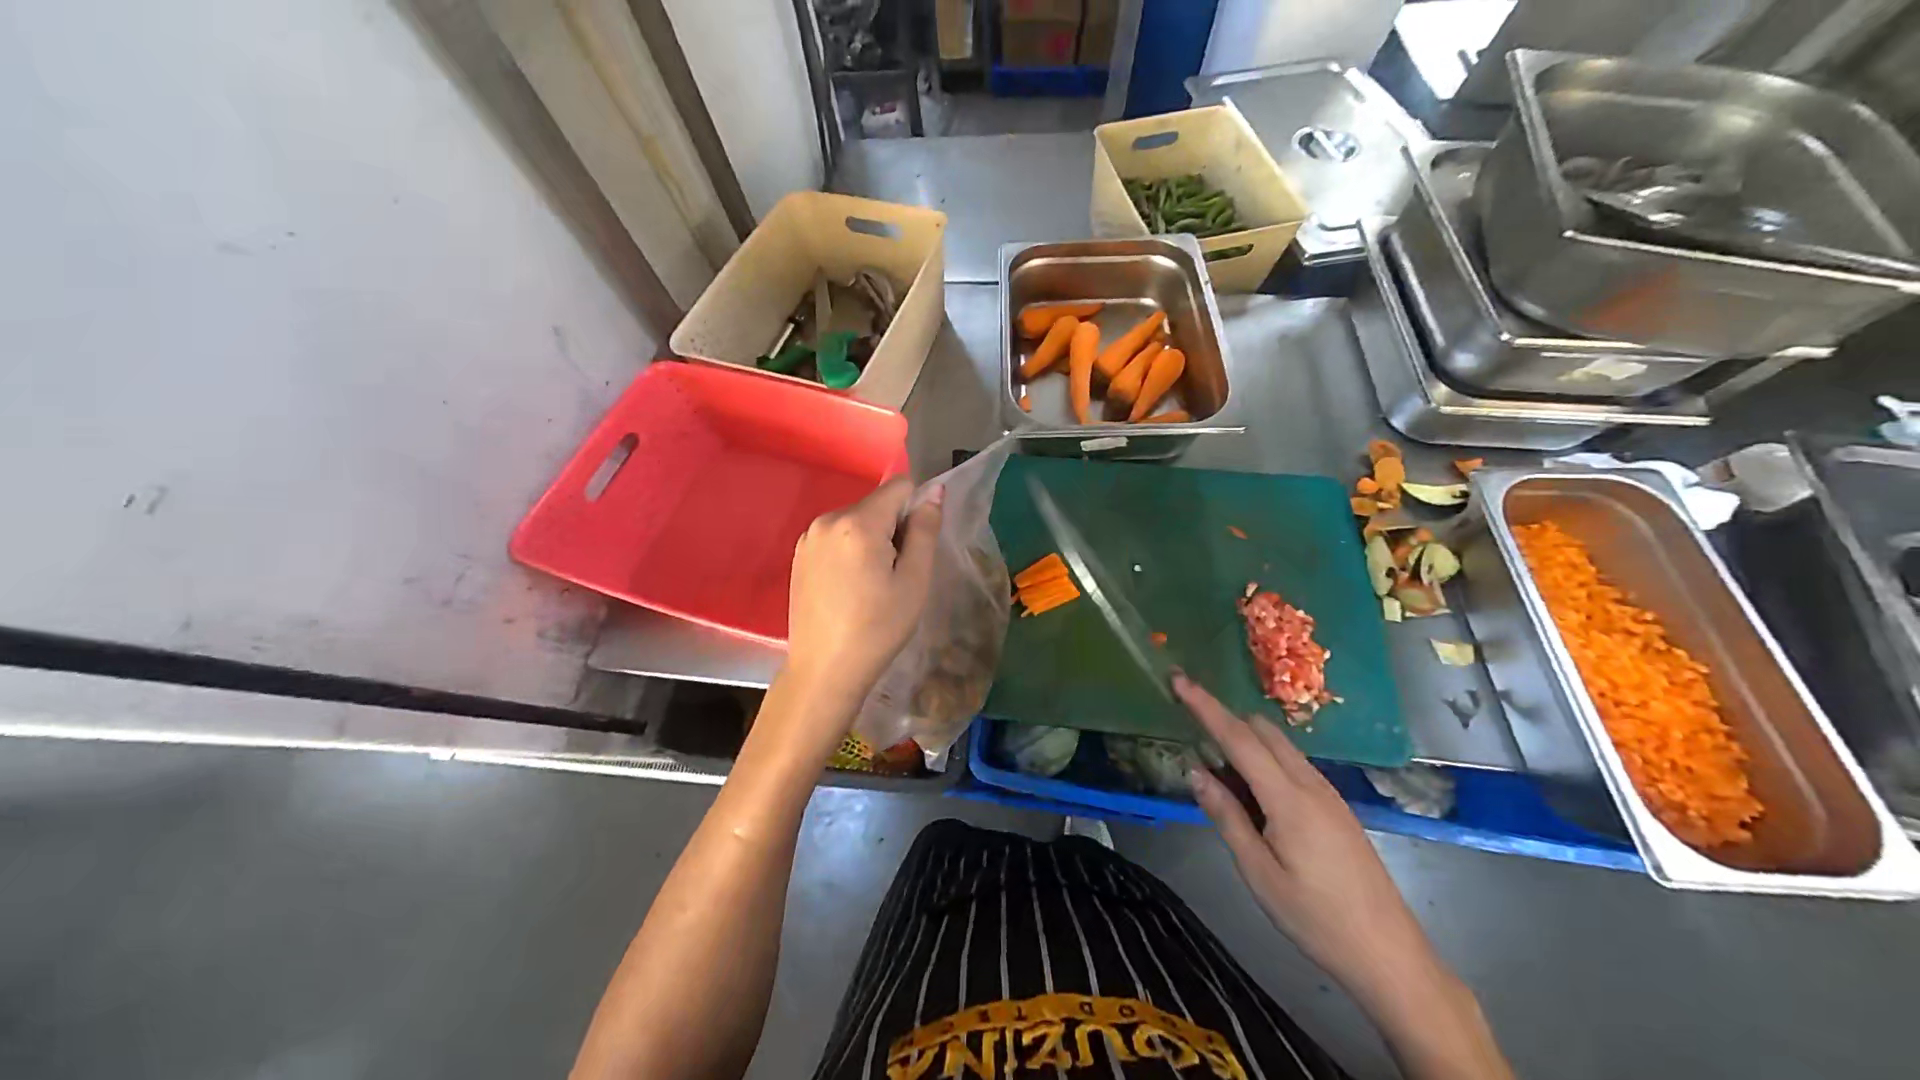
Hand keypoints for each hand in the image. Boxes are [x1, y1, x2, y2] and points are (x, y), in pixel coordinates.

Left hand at [785, 477, 943, 705]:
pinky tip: (850, 588)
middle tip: (896, 575)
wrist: (825, 670)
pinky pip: (837, 537)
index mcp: (857, 522)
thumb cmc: (878, 629)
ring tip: (872, 585)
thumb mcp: (914, 581)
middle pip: (876, 504)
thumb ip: (925, 529)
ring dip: (872, 540)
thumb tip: (934, 490)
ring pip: (856, 521)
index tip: (915, 548)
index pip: (899, 486)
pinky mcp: (799, 555)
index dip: (916, 510)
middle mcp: (828, 519)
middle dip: (893, 528)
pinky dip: (851, 551)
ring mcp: (809, 537)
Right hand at [1174, 673, 1452, 1014]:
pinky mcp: (1337, 809)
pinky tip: (1253, 793)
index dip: (1206, 706)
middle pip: (1262, 732)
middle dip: (1225, 720)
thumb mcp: (1258, 873)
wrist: (1390, 955)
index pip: (1239, 738)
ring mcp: (1329, 795)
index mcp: (1289, 799)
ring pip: (1280, 747)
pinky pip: (1294, 766)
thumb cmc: (1316, 919)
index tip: (1180, 680)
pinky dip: (1266, 761)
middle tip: (1190, 731)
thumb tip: (1197, 772)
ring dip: (1246, 742)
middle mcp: (1311, 785)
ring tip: (1217, 769)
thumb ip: (1227, 816)